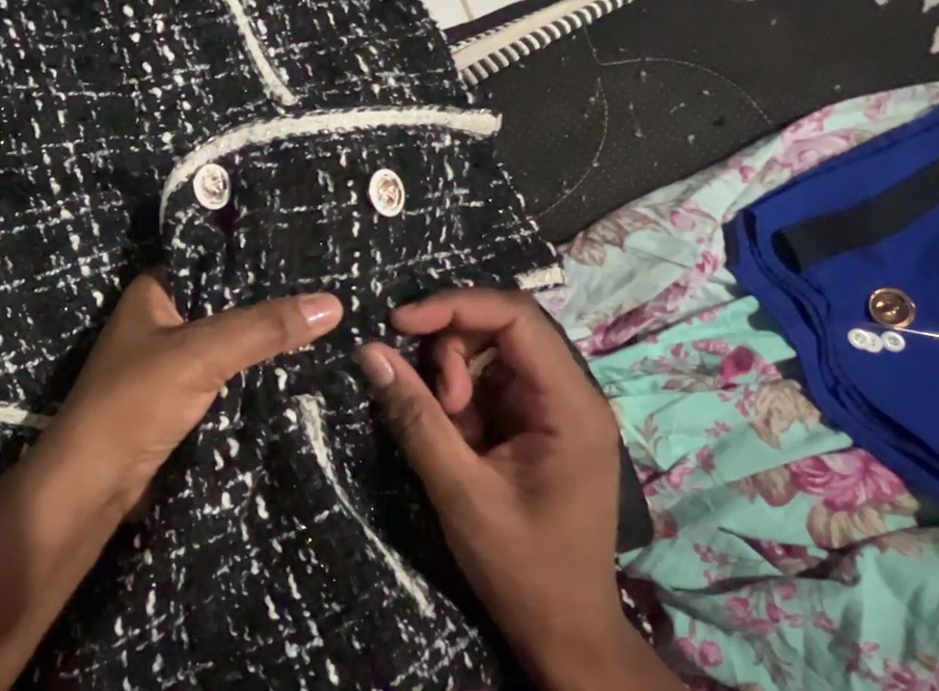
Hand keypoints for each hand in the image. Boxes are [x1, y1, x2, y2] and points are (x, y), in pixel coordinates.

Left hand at [43, 273, 341, 516]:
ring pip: (231, 346)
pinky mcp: (183, 401)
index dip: (261, 264)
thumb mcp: (200, 354)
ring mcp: (172, 363)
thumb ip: (262, 328)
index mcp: (154, 292)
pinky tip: (301, 373)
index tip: (316, 262)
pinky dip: (256, 379)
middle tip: (336, 299)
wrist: (93, 486)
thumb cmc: (134, 403)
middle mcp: (163, 320)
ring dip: (267, 347)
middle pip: (228, 306)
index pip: (216, 263)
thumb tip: (332, 303)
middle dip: (272, 309)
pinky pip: (229, 380)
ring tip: (333, 331)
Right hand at [355, 289, 668, 689]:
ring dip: (451, 377)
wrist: (564, 632)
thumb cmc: (522, 567)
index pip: (516, 318)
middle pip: (501, 329)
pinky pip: (488, 385)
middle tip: (431, 401)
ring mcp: (553, 411)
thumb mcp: (459, 491)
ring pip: (489, 354)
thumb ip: (414, 417)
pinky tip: (454, 438)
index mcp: (569, 406)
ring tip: (445, 431)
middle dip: (450, 350)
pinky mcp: (535, 427)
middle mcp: (569, 396)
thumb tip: (369, 351)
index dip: (453, 306)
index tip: (399, 323)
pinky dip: (458, 400)